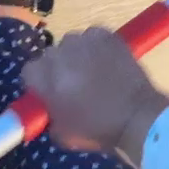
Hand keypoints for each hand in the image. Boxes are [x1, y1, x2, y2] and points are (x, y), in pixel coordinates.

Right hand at [22, 27, 168, 161]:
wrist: (138, 117)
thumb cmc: (99, 129)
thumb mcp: (63, 134)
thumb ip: (49, 115)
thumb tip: (49, 105)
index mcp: (46, 79)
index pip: (29, 71)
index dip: (39, 82)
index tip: (50, 92)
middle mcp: (61, 55)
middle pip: (50, 55)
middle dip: (58, 68)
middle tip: (73, 84)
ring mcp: (84, 41)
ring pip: (70, 43)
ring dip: (76, 55)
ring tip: (92, 71)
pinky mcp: (106, 35)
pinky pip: (91, 35)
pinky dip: (95, 45)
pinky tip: (105, 60)